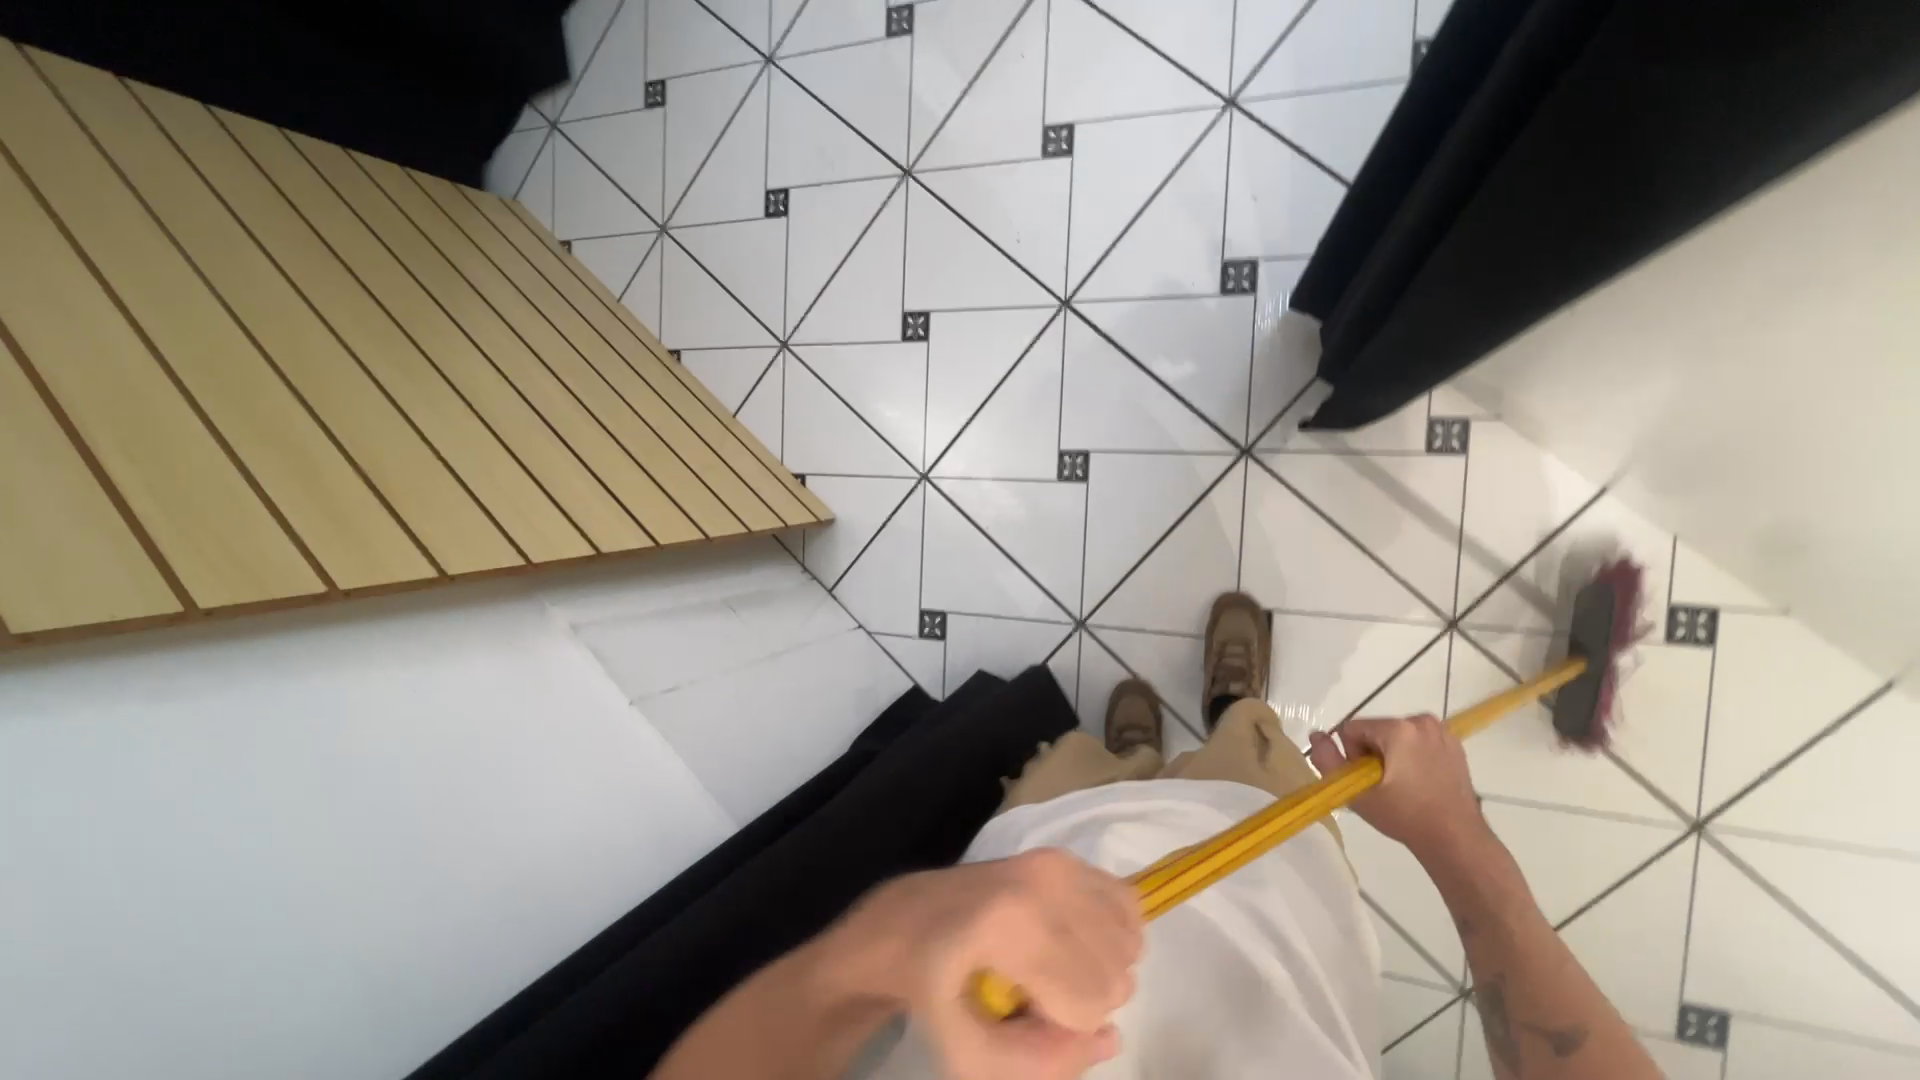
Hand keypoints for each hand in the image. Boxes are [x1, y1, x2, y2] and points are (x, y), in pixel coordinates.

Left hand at [850, 849, 1142, 1079]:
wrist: (909, 920)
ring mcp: (1057, 863)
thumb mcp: (966, 1052)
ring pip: (1128, 944)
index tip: (1020, 1018)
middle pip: (1116, 975)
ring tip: (1049, 969)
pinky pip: (1127, 907)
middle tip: (1034, 996)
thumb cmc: (932, 988)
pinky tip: (1070, 944)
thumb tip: (1110, 1037)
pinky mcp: (1065, 856)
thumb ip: (1039, 1062)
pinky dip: (1110, 937)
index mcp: (1011, 925)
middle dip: (1084, 1003)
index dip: (1061, 1030)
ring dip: (1098, 972)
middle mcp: (1043, 884)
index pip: (1089, 1004)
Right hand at [1306, 714, 1488, 859]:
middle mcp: (1421, 721)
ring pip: (1396, 736)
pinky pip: (1418, 742)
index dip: (1351, 755)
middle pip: (1375, 730)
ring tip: (1401, 785)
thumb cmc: (1404, 815)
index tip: (1366, 779)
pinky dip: (1412, 755)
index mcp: (1398, 728)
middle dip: (1371, 753)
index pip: (1352, 729)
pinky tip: (1418, 782)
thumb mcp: (1357, 792)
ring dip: (1391, 754)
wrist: (1456, 838)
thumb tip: (1316, 735)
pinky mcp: (1454, 745)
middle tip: (1383, 785)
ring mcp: (1442, 732)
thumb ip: (1329, 761)